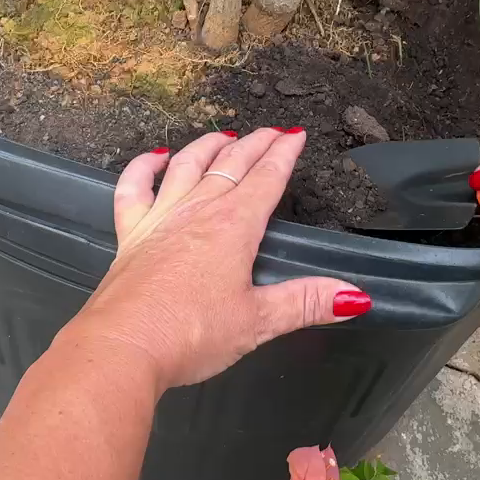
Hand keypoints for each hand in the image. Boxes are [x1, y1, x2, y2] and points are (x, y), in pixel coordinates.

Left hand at [62, 127, 369, 389]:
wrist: (124, 347)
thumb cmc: (191, 334)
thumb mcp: (258, 322)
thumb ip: (306, 303)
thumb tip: (355, 297)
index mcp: (235, 226)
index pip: (267, 178)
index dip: (285, 154)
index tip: (296, 135)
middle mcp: (199, 211)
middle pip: (232, 165)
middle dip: (257, 144)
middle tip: (273, 132)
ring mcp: (161, 218)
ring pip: (188, 166)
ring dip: (208, 147)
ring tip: (225, 137)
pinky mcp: (131, 234)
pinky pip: (134, 188)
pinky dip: (143, 167)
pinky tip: (155, 157)